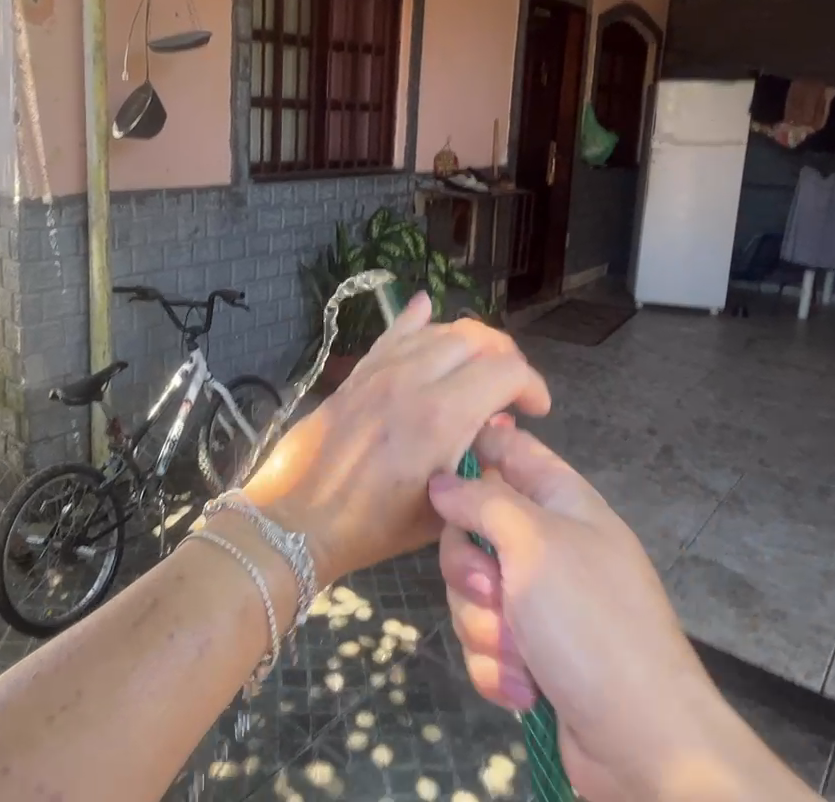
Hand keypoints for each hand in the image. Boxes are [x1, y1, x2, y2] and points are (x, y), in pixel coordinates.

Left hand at [240, 293, 551, 581]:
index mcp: (441, 416)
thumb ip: (476, 462)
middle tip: (510, 389)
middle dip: (505, 358)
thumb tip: (493, 427)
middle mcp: (413, 380)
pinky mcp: (357, 373)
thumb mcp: (441, 508)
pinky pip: (392, 333)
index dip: (532, 385)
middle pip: (476, 338)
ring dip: (467, 343)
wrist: (298, 518)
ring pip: (437, 330)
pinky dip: (415, 319)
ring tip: (476, 368)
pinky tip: (425, 308)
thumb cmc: (372, 527)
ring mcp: (380, 371)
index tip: (535, 409)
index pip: (506, 370)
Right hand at [429, 426, 814, 801]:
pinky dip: (497, 666)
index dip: (472, 453)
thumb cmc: (591, 623)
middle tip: (492, 592)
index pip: (509, 450)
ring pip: (472, 592)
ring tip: (518, 654)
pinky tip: (525, 688)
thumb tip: (441, 482)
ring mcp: (541, 603)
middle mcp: (549, 546)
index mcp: (562, 503)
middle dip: (469, 570)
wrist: (643, 743)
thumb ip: (481, 501)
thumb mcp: (534, 542)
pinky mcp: (531, 654)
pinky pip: (484, 642)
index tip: (437, 476)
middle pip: (472, 530)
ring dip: (485, 628)